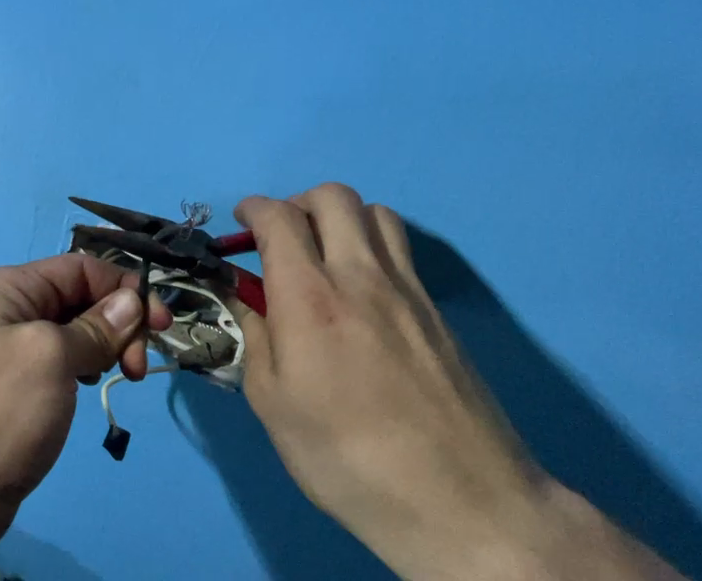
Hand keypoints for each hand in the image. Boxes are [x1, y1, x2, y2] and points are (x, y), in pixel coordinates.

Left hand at [0, 255, 170, 559]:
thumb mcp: (52, 357)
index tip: (161, 325)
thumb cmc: (2, 410)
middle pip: (79, 297)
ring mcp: (10, 346)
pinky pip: (63, 359)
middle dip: (118, 323)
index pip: (79, 268)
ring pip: (75, 330)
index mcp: (7, 286)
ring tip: (123, 376)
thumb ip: (95, 326)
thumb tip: (131, 300)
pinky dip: (87, 366)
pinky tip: (92, 386)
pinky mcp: (18, 382)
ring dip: (106, 346)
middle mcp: (7, 307)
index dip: (123, 288)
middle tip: (138, 368)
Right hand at [231, 184, 681, 579]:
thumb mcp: (272, 402)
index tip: (239, 227)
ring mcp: (407, 291)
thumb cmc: (347, 457)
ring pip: (376, 213)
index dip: (251, 210)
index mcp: (310, 297)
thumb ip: (253, 335)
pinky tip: (360, 293)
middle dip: (296, 203)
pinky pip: (401, 251)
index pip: (278, 216)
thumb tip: (241, 296)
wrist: (462, 504)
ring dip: (341, 219)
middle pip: (332, 196)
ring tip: (323, 256)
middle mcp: (360, 276)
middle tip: (280, 239)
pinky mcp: (438, 313)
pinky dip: (372, 247)